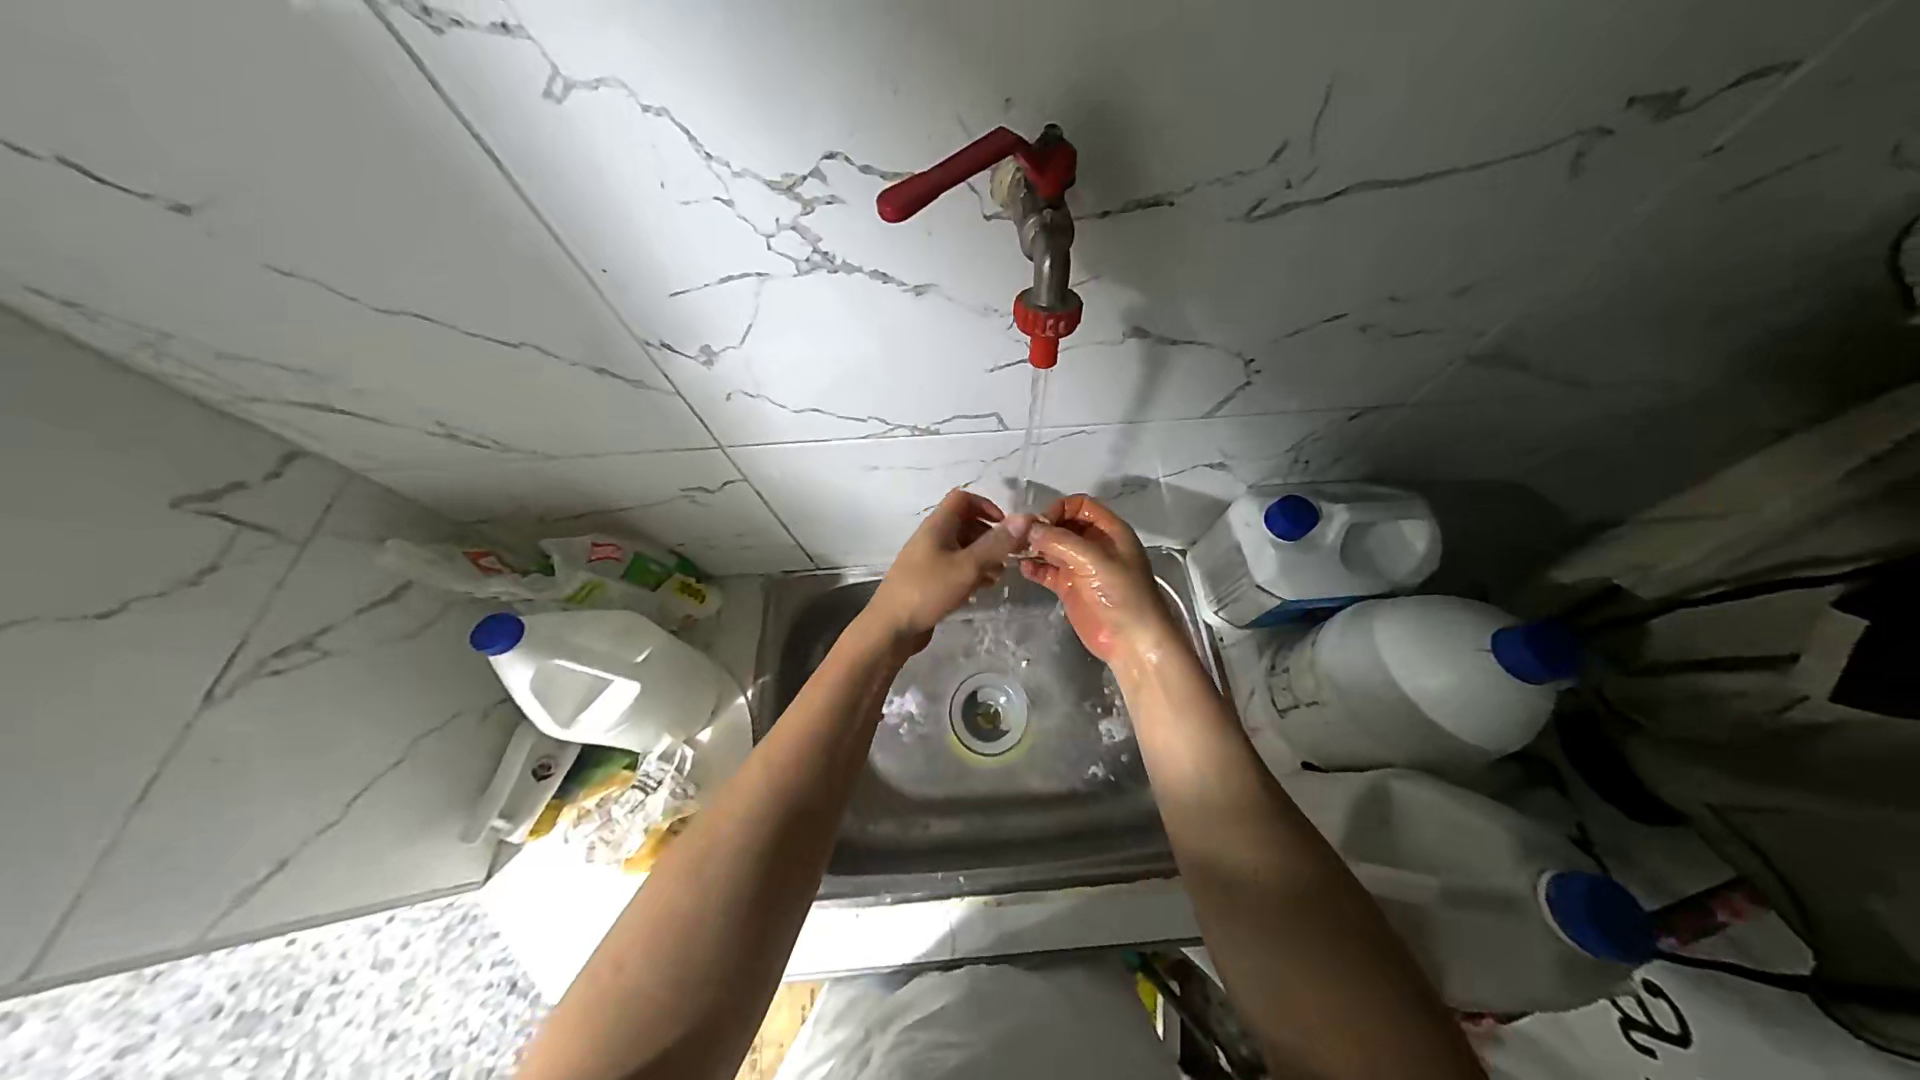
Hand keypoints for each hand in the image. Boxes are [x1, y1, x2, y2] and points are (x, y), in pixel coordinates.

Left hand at [863, 489, 1034, 644]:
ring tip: (998, 576)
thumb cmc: (928, 590)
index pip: (963, 499)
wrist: (891, 627)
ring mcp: (928, 559)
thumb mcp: (968, 566)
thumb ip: (997, 543)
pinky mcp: (928, 580)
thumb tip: (1025, 518)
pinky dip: (971, 572)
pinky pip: (954, 567)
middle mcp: (931, 537)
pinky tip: (981, 588)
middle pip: (965, 523)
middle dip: (989, 536)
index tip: (1005, 528)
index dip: (987, 506)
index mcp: (937, 526)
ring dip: (982, 556)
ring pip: (961, 547)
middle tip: (1008, 555)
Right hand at [1021, 494, 1184, 670]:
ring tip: (1015, 551)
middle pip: (1063, 525)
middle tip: (1021, 537)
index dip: (1059, 509)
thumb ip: (1061, 540)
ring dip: (1035, 546)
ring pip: (1053, 547)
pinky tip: (1023, 568)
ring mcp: (1081, 566)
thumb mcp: (1094, 559)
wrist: (1132, 641)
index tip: (1040, 524)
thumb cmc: (1121, 594)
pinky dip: (1035, 567)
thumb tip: (1030, 528)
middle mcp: (1094, 544)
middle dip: (1043, 528)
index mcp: (1109, 531)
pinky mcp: (1070, 587)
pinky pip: (1047, 570)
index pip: (1080, 506)